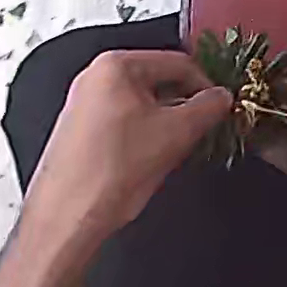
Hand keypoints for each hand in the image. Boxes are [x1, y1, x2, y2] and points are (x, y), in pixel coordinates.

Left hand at [21, 50, 231, 245]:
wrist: (64, 223)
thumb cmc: (116, 169)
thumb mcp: (178, 132)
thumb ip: (209, 106)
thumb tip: (222, 97)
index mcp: (116, 66)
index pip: (179, 63)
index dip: (206, 86)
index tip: (220, 107)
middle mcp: (95, 77)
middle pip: (160, 81)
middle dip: (185, 105)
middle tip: (202, 128)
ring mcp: (83, 104)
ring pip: (144, 103)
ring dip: (167, 121)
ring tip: (178, 147)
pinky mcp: (79, 130)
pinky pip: (125, 120)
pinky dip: (145, 133)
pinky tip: (151, 158)